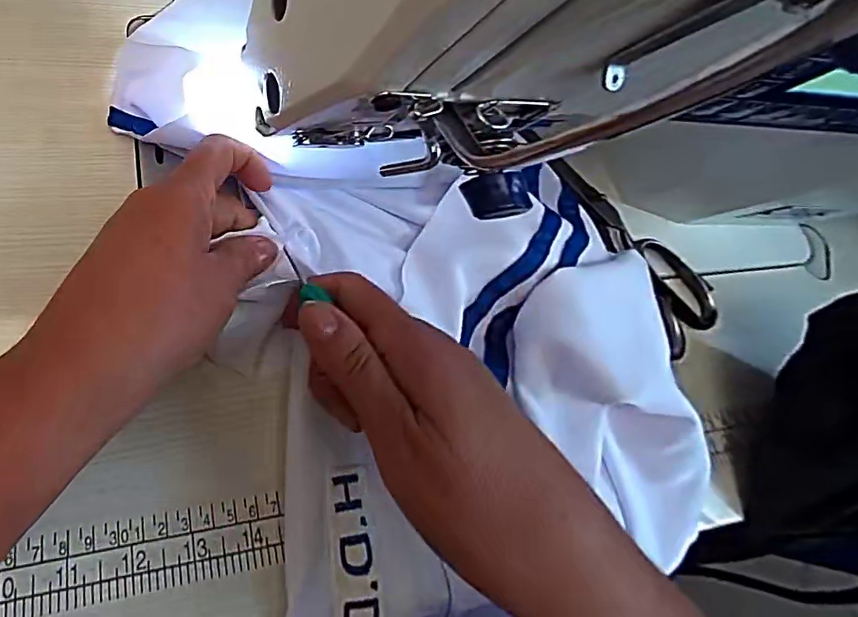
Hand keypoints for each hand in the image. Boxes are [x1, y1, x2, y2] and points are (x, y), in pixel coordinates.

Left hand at [23, 135, 277, 410]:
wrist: (85, 359)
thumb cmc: (149, 320)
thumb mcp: (218, 288)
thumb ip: (245, 258)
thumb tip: (257, 246)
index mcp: (177, 197)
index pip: (216, 152)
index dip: (247, 161)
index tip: (264, 187)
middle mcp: (146, 204)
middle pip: (199, 188)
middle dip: (234, 213)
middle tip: (256, 250)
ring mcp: (124, 229)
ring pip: (178, 217)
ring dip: (209, 238)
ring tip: (229, 279)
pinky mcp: (112, 255)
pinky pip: (156, 239)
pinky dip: (183, 253)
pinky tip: (194, 292)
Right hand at [293, 273, 700, 616]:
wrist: (573, 569)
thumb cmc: (474, 504)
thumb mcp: (396, 435)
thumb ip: (353, 365)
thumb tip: (313, 305)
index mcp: (419, 347)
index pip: (353, 289)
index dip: (312, 295)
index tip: (285, 332)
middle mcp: (439, 349)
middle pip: (364, 319)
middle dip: (332, 348)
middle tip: (337, 407)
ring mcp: (456, 376)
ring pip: (382, 350)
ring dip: (354, 376)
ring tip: (364, 431)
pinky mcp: (466, 403)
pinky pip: (407, 376)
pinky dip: (381, 394)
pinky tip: (390, 437)